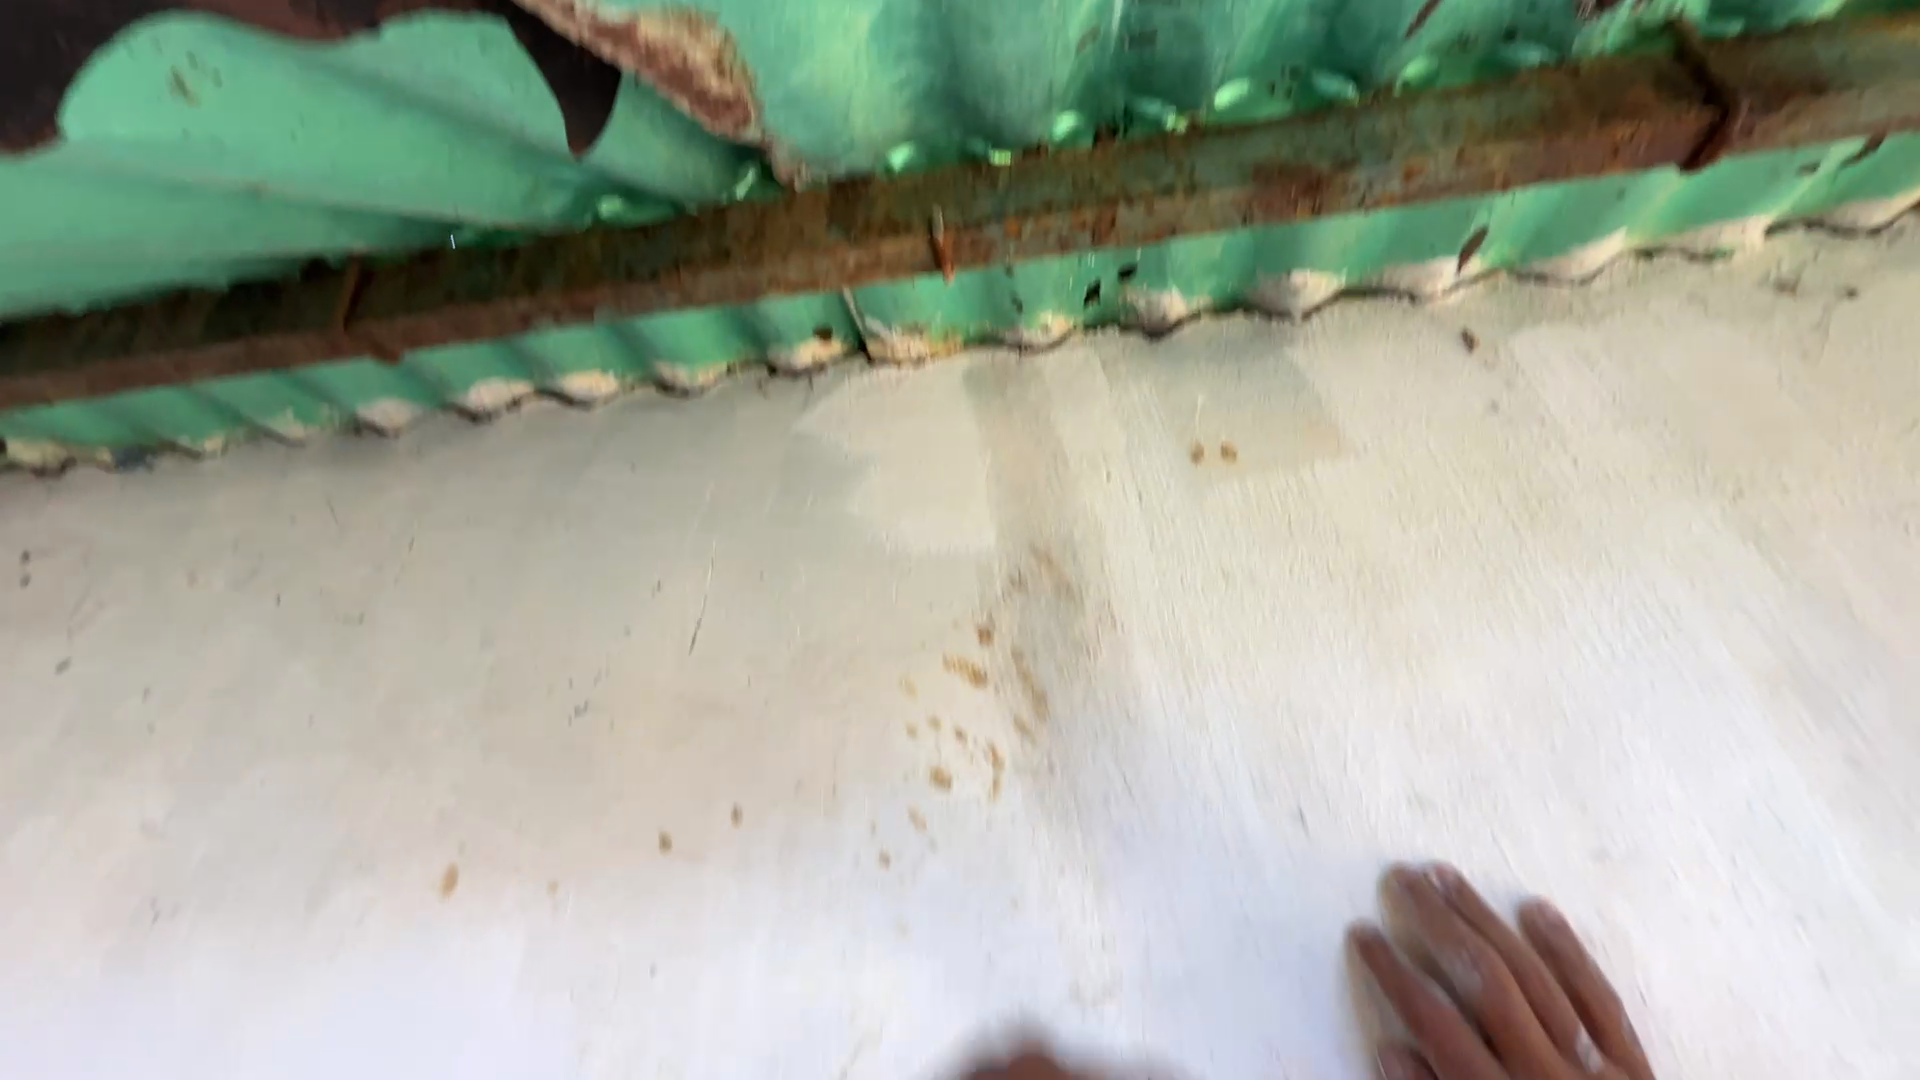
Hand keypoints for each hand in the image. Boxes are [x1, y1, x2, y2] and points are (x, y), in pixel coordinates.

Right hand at [1349, 863, 1654, 1079]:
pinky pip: (1598, 997)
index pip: (1435, 1021)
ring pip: (1533, 974)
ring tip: (1445, 875)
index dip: (1392, 971)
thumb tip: (1391, 1048)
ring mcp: (1600, 1070)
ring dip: (1484, 918)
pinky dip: (1566, 949)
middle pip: (1486, 981)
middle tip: (1402, 877)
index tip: (1362, 931)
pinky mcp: (1639, 1068)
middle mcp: (1548, 1076)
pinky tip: (1533, 908)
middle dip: (1437, 922)